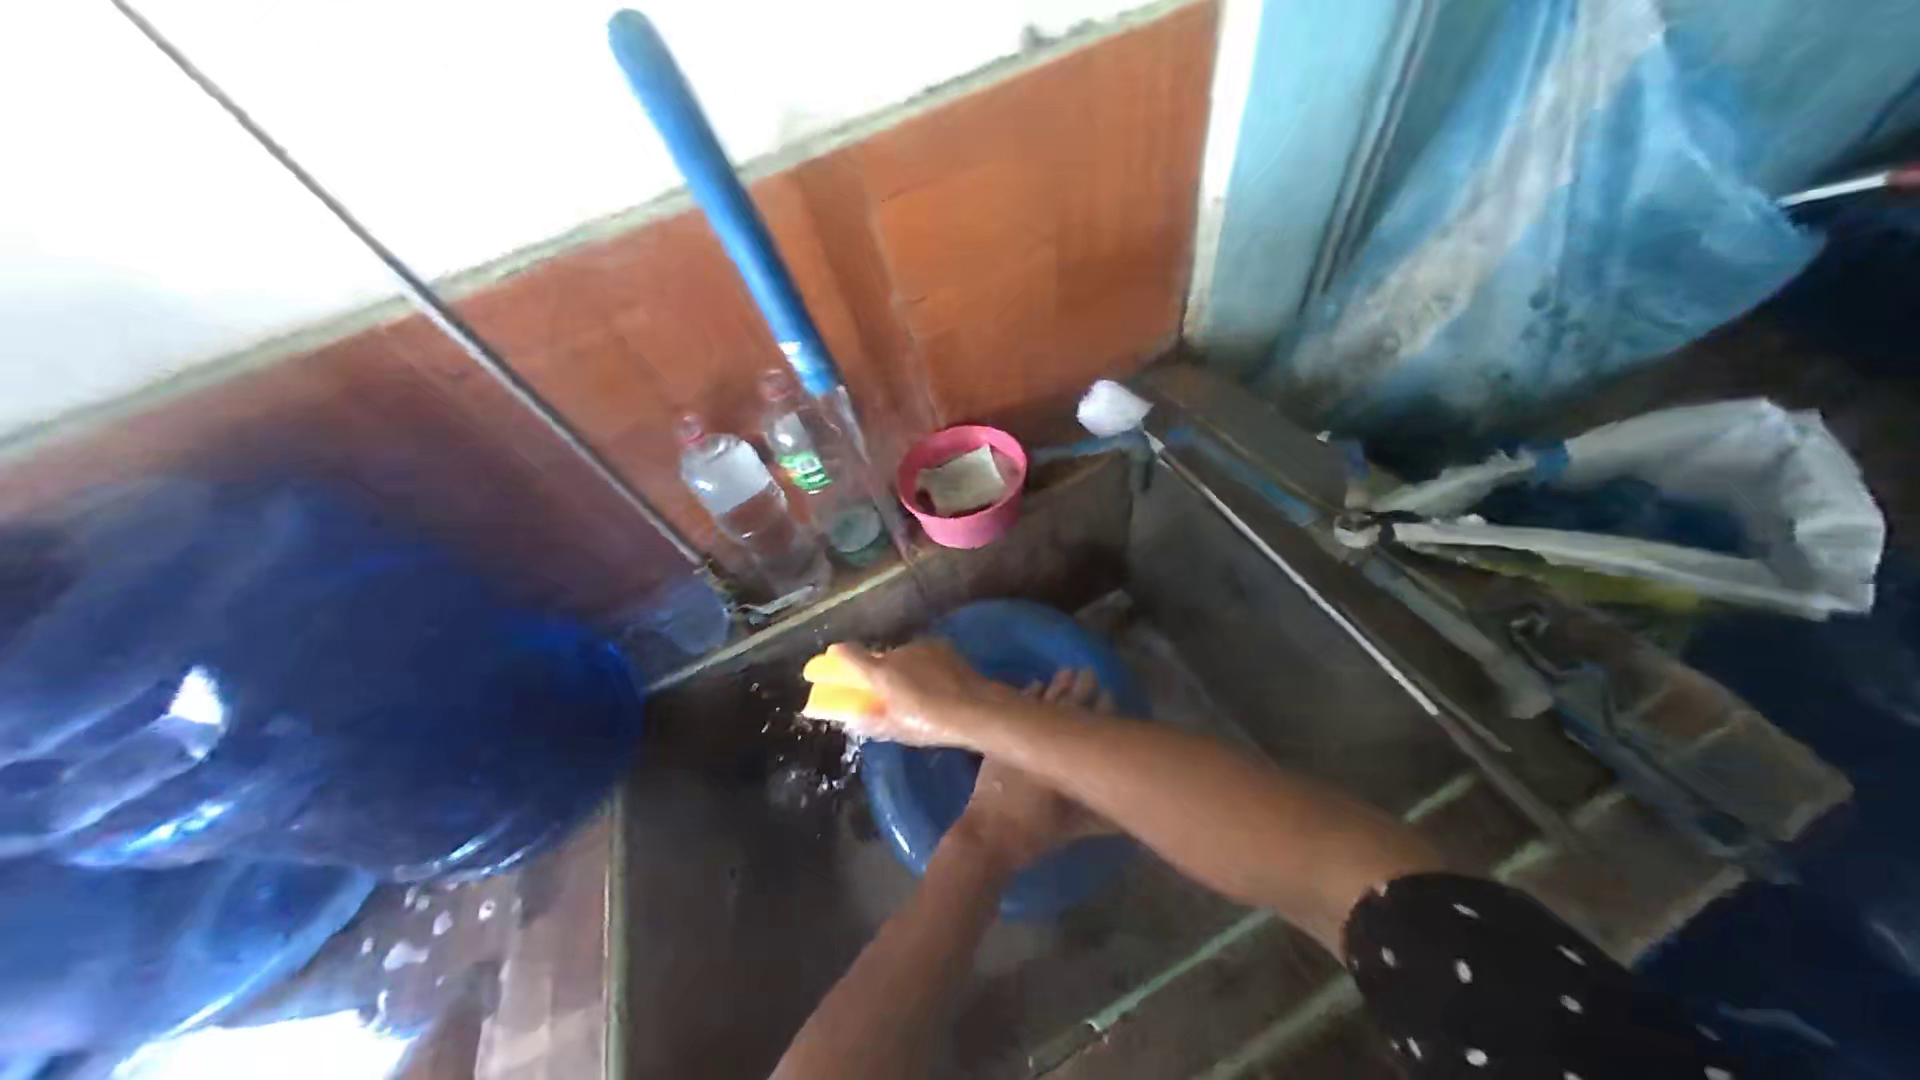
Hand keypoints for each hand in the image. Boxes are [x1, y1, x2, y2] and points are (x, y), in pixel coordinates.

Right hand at [810, 640, 1017, 746]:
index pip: (849, 655)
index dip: (837, 656)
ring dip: (903, 670)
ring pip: (903, 657)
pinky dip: (922, 666)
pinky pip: (922, 655)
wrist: (977, 708)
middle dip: (879, 673)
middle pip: (880, 660)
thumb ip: (871, 721)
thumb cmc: (932, 724)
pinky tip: (935, 683)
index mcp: (881, 674)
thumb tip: (853, 717)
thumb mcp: (896, 729)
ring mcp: (921, 647)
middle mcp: (897, 653)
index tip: (830, 659)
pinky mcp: (941, 646)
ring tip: (918, 693)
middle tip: (888, 693)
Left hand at [950, 669, 1115, 871]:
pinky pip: (1015, 707)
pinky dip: (1027, 696)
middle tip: (1089, 672)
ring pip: (1043, 704)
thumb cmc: (1037, 832)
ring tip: (1067, 672)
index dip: (1102, 707)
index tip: (1109, 691)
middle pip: (1067, 708)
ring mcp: (1020, 736)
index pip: (1090, 724)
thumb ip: (1104, 813)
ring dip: (1056, 687)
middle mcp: (1047, 741)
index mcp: (1070, 758)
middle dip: (1080, 690)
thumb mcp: (1079, 825)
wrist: (991, 833)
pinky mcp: (1001, 737)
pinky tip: (1036, 684)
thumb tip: (1126, 808)